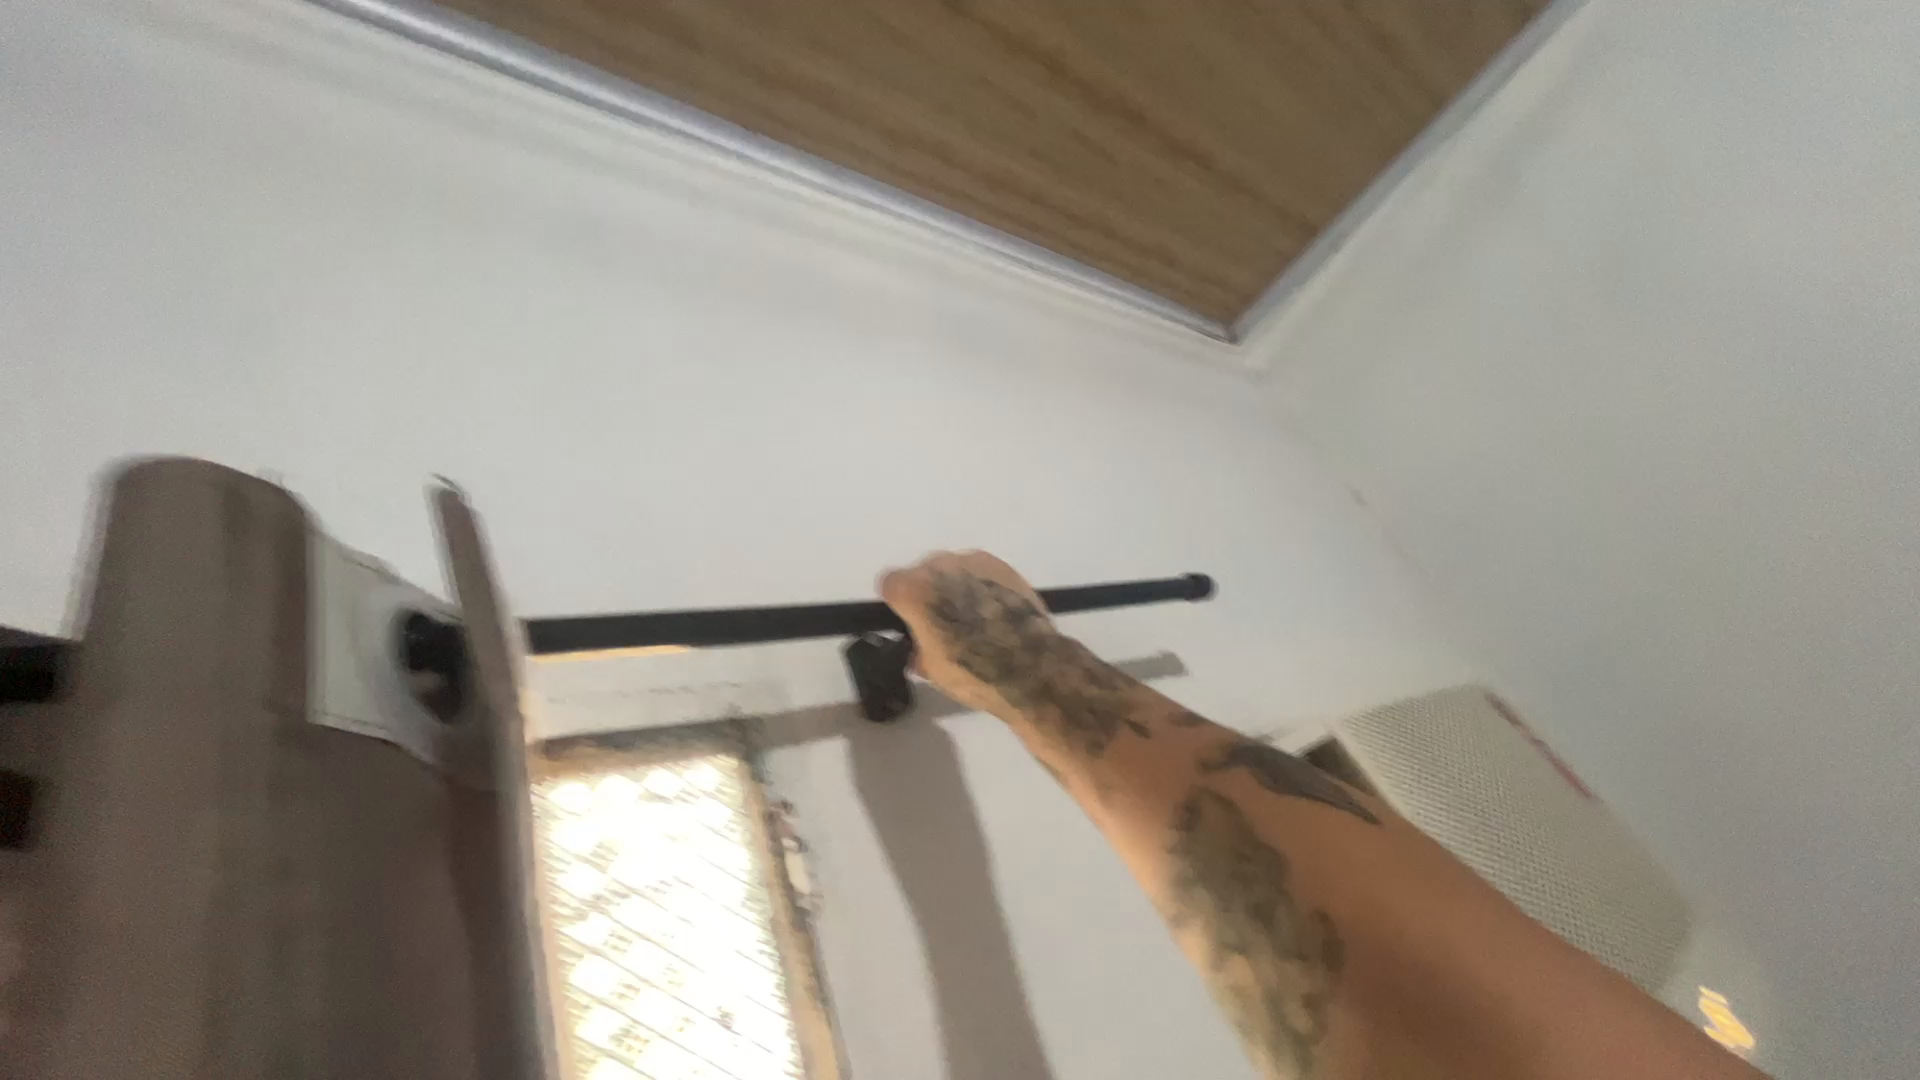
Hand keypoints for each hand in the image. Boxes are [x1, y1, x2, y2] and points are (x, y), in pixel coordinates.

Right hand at [876, 550, 1061, 718]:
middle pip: (923, 572)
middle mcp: (939, 567)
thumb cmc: (972, 670)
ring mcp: (972, 561)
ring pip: (953, 568)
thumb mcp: (933, 670)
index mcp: (914, 591)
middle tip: (942, 618)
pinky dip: (980, 584)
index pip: (890, 583)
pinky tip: (993, 608)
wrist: (1030, 664)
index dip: (898, 600)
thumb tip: (920, 650)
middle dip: (928, 591)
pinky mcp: (1001, 565)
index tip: (907, 616)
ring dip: (956, 585)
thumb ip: (919, 650)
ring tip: (972, 614)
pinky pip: (979, 570)